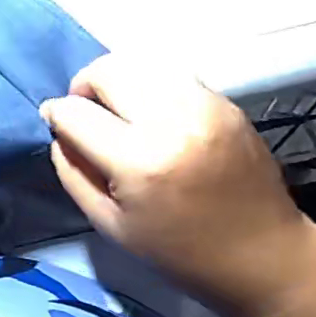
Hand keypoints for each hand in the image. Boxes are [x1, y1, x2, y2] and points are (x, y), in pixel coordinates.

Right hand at [40, 54, 315, 314]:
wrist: (261, 253)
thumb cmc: (177, 251)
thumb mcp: (109, 224)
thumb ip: (73, 173)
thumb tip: (59, 133)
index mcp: (138, 161)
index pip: (75, 113)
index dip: (56, 115)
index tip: (55, 123)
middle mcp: (172, 120)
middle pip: (108, 70)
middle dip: (85, 86)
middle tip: (87, 112)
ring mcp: (204, 105)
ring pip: (141, 62)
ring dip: (118, 80)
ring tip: (118, 108)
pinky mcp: (225, 102)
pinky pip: (173, 74)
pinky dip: (150, 85)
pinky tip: (152, 114)